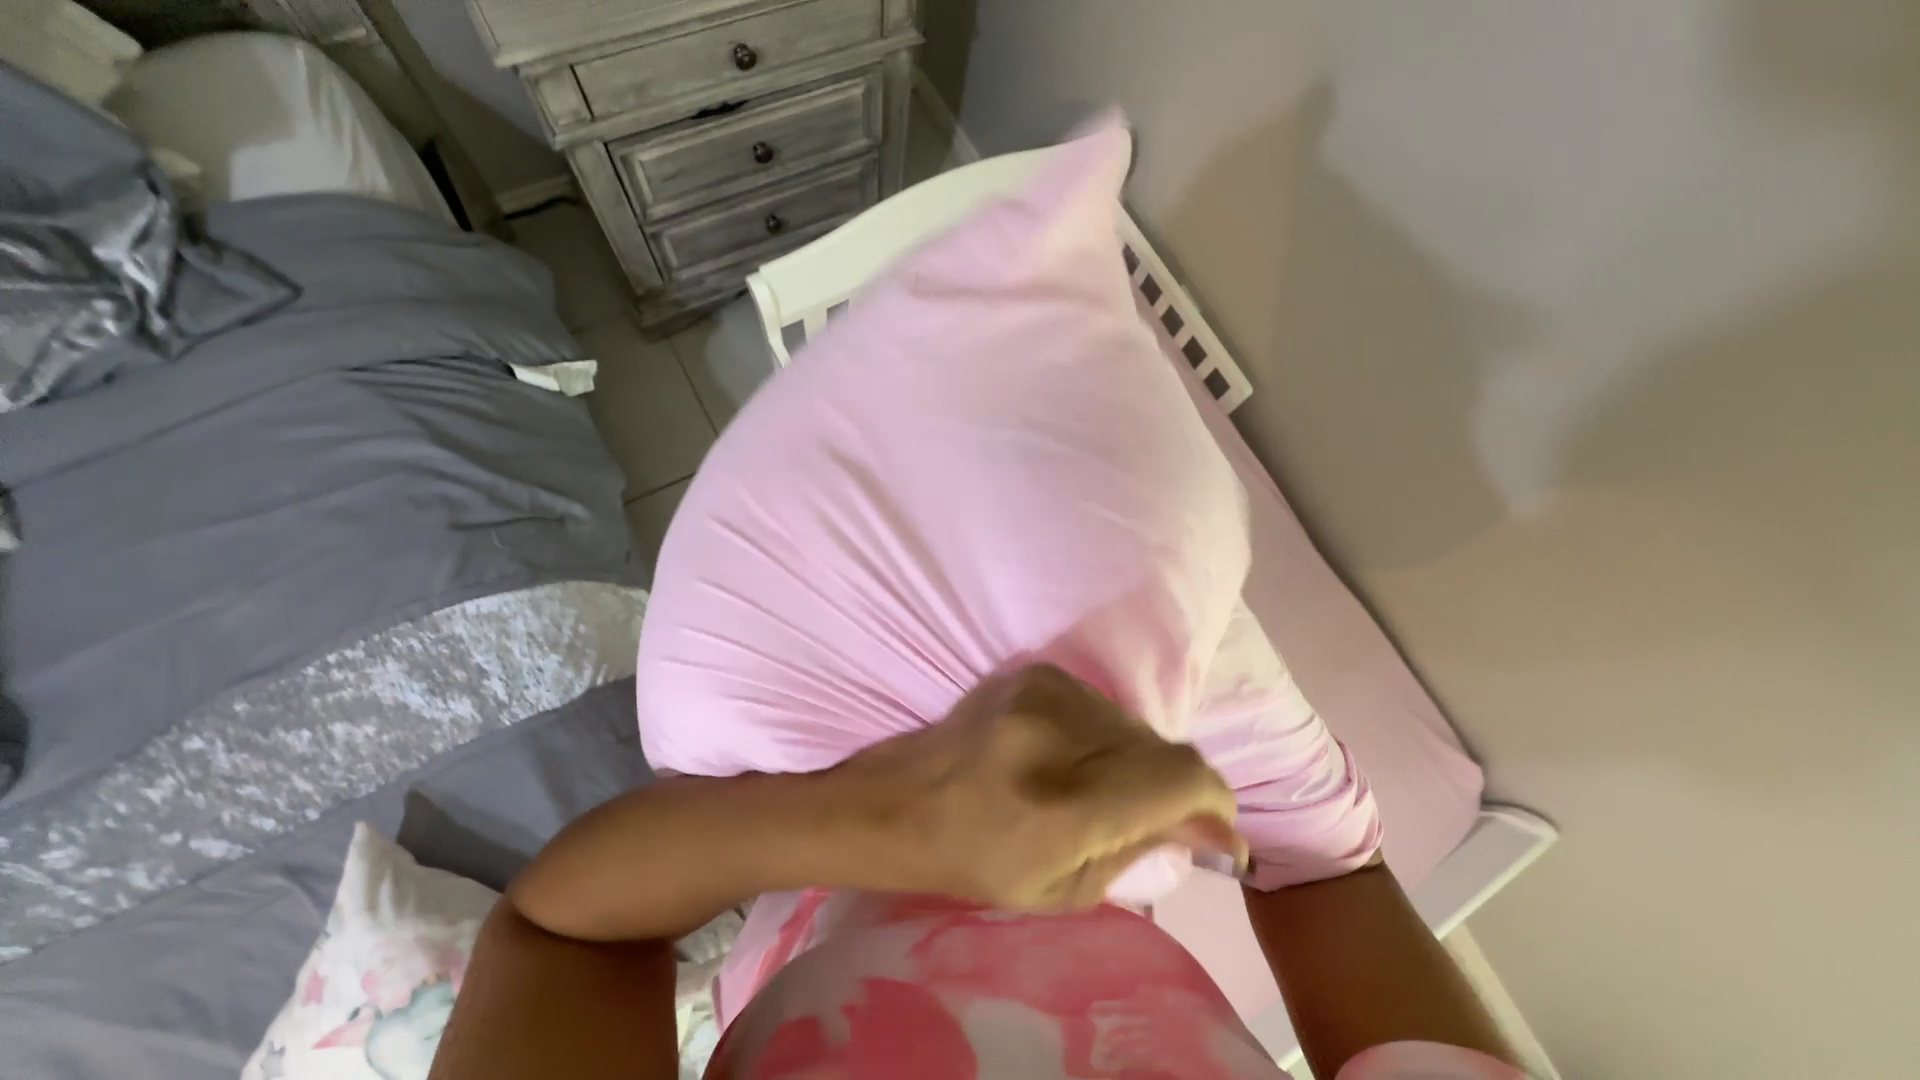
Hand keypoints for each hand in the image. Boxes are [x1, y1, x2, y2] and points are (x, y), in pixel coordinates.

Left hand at [839, 663, 1247, 909]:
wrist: (898, 801)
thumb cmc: (976, 863)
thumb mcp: (1065, 889)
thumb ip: (1143, 854)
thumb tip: (1219, 832)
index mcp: (1067, 806)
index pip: (1180, 776)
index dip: (1211, 802)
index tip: (1208, 830)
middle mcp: (1060, 736)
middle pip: (1162, 748)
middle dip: (1168, 787)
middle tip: (1141, 818)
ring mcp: (1043, 695)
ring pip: (1131, 724)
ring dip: (1131, 758)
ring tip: (1090, 787)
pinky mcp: (1030, 672)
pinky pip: (1099, 703)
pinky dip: (1099, 733)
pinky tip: (1065, 756)